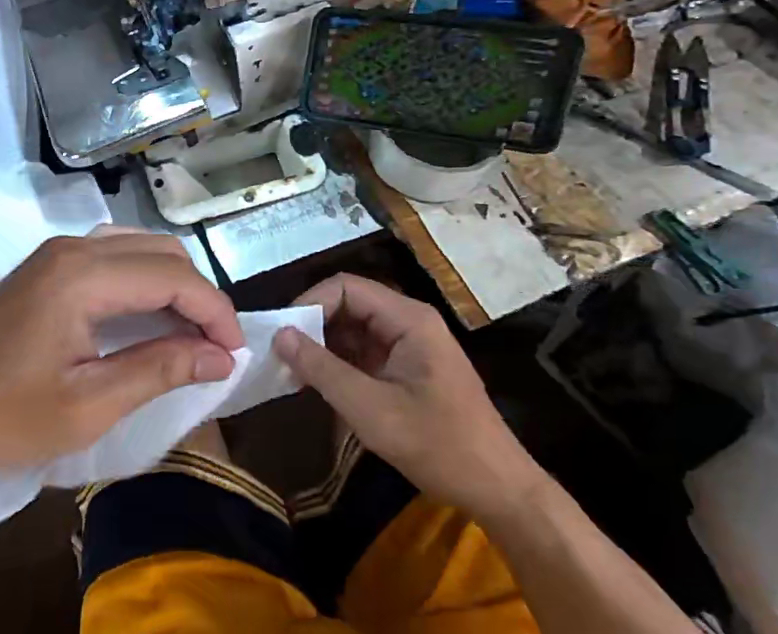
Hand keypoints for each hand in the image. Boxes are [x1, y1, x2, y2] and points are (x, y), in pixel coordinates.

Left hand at [0, 228, 243, 489]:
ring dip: (171, 284)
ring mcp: (54, 252)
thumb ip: (159, 369)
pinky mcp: (45, 265)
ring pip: (137, 248)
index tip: (236, 352)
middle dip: (197, 295)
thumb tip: (221, 355)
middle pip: (160, 252)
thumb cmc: (3, 417)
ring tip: (188, 334)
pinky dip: (142, 280)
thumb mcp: (88, 405)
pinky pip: (111, 256)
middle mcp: (70, 248)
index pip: (173, 276)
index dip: (214, 311)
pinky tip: (147, 316)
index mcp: (80, 277)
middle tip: (214, 347)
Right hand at [273, 274, 548, 519]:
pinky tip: (318, 383)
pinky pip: (363, 351)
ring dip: (322, 345)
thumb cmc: (437, 445)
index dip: (309, 303)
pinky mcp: (406, 367)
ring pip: (353, 328)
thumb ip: (322, 369)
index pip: (345, 287)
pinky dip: (338, 363)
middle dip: (312, 324)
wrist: (498, 489)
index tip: (281, 334)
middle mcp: (408, 321)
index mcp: (408, 319)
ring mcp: (409, 344)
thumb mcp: (370, 409)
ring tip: (292, 370)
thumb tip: (279, 335)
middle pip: (348, 304)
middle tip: (281, 354)